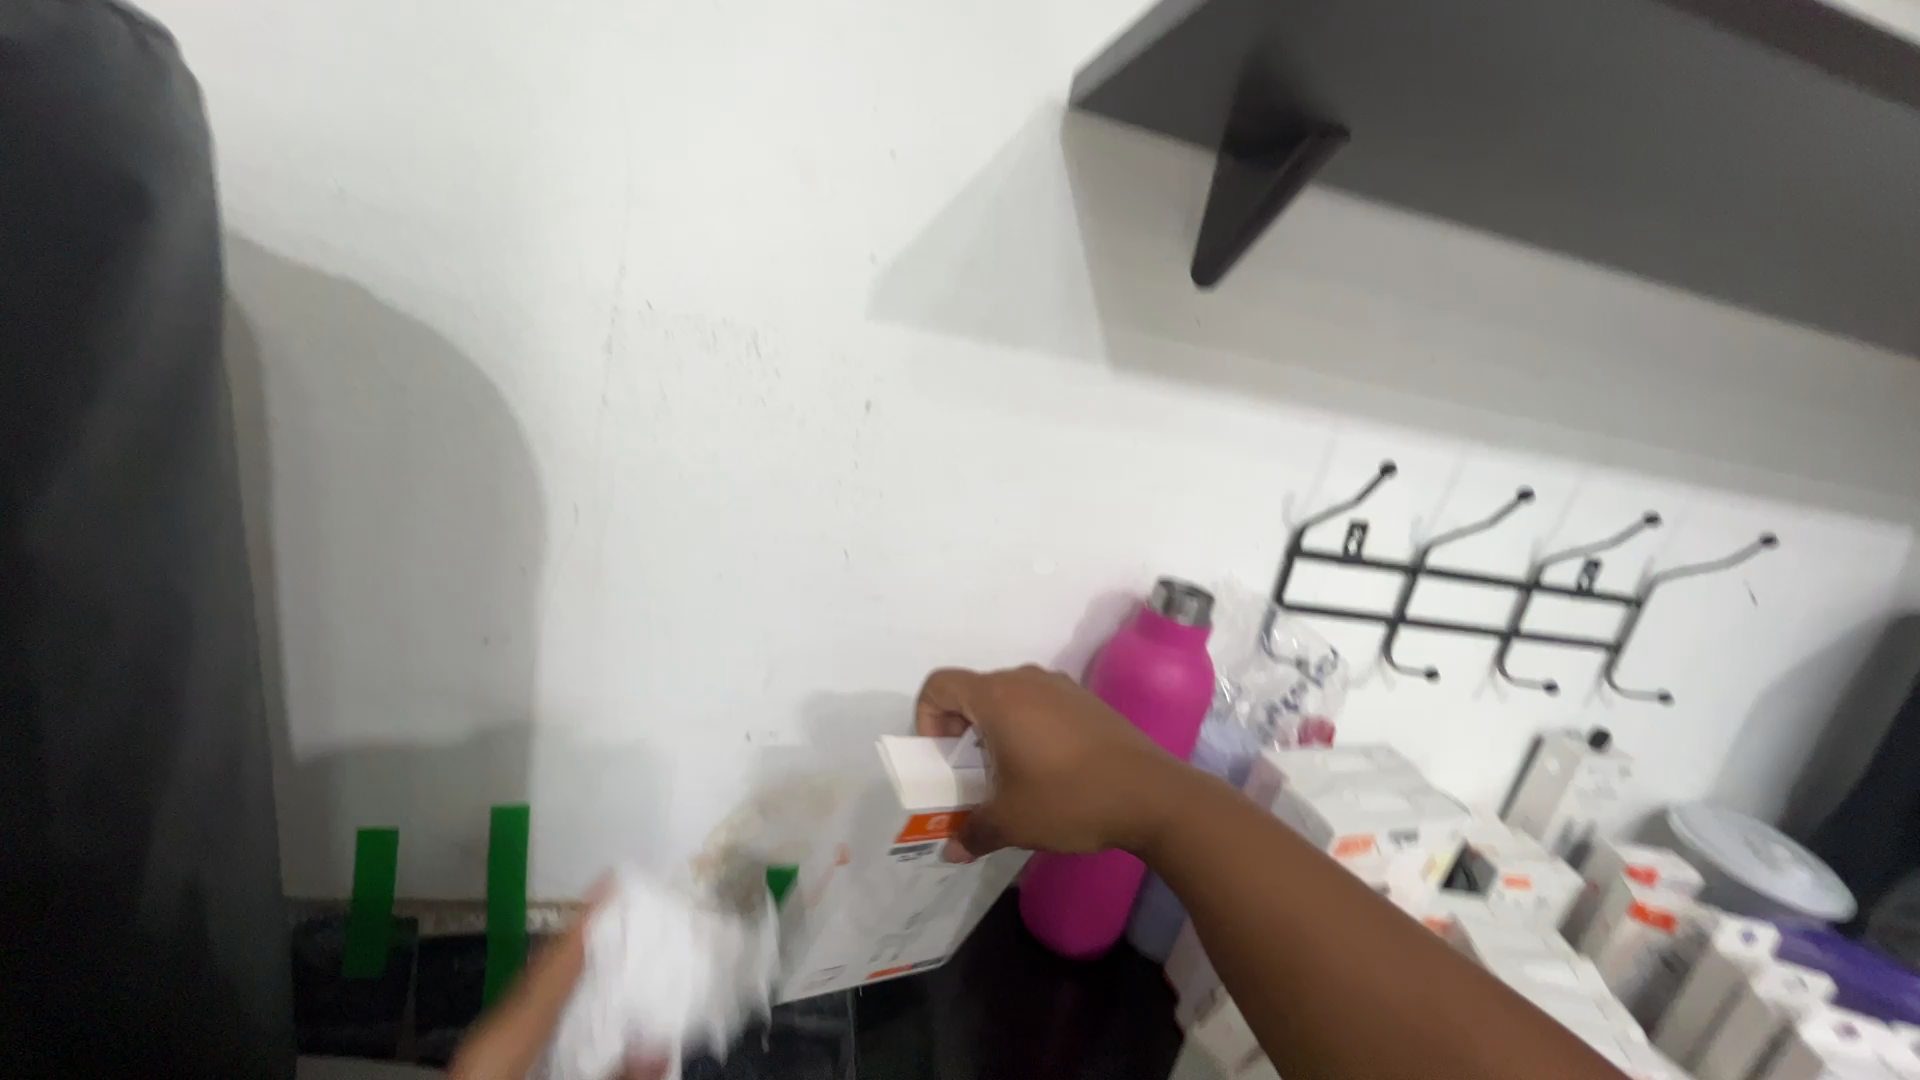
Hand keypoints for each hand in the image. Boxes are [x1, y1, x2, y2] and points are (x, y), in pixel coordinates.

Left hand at [448, 877, 673, 1079]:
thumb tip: (660, 1043)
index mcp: (507, 1042)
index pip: (556, 968)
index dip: (587, 921)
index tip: (613, 878)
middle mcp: (495, 1040)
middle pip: (545, 975)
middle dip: (586, 939)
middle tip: (629, 905)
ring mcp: (487, 1058)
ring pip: (538, 998)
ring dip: (575, 970)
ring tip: (617, 943)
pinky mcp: (488, 1072)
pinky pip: (533, 1021)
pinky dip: (563, 1001)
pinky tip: (585, 1008)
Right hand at [914, 665, 1189, 861]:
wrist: (1151, 794)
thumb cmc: (1069, 799)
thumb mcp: (1012, 822)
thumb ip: (973, 832)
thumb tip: (953, 850)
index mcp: (998, 698)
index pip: (940, 684)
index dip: (927, 716)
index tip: (943, 755)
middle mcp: (1025, 680)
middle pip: (973, 690)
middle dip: (961, 728)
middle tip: (971, 771)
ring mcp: (1060, 686)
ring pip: (1009, 695)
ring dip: (996, 727)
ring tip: (1009, 772)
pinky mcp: (1086, 700)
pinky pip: (1039, 702)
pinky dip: (1028, 725)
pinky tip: (1048, 767)